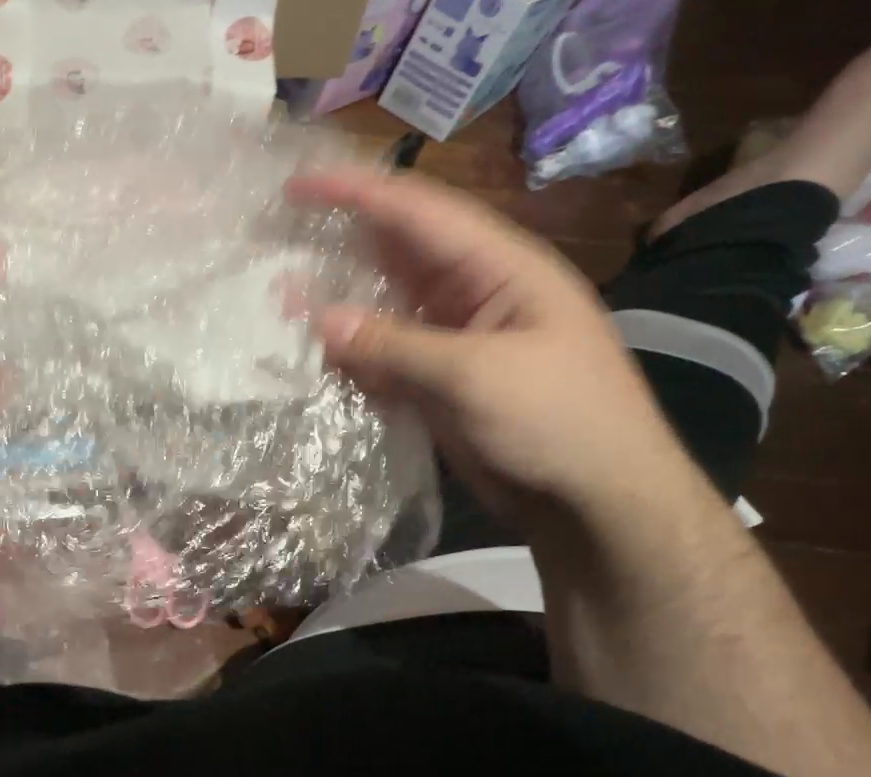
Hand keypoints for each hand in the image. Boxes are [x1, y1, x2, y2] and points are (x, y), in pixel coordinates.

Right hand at [287, 169, 702, 533]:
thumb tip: (318, 319)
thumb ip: (393, 345)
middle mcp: (474, 294)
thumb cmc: (557, 420)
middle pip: (396, 254)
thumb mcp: (475, 375)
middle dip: (339, 241)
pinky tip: (310, 354)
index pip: (420, 214)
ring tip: (278, 298)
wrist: (594, 500)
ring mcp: (454, 340)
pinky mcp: (438, 383)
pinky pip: (383, 355)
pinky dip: (348, 353)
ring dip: (335, 302)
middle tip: (275, 236)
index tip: (296, 183)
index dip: (358, 192)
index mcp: (500, 269)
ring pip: (384, 307)